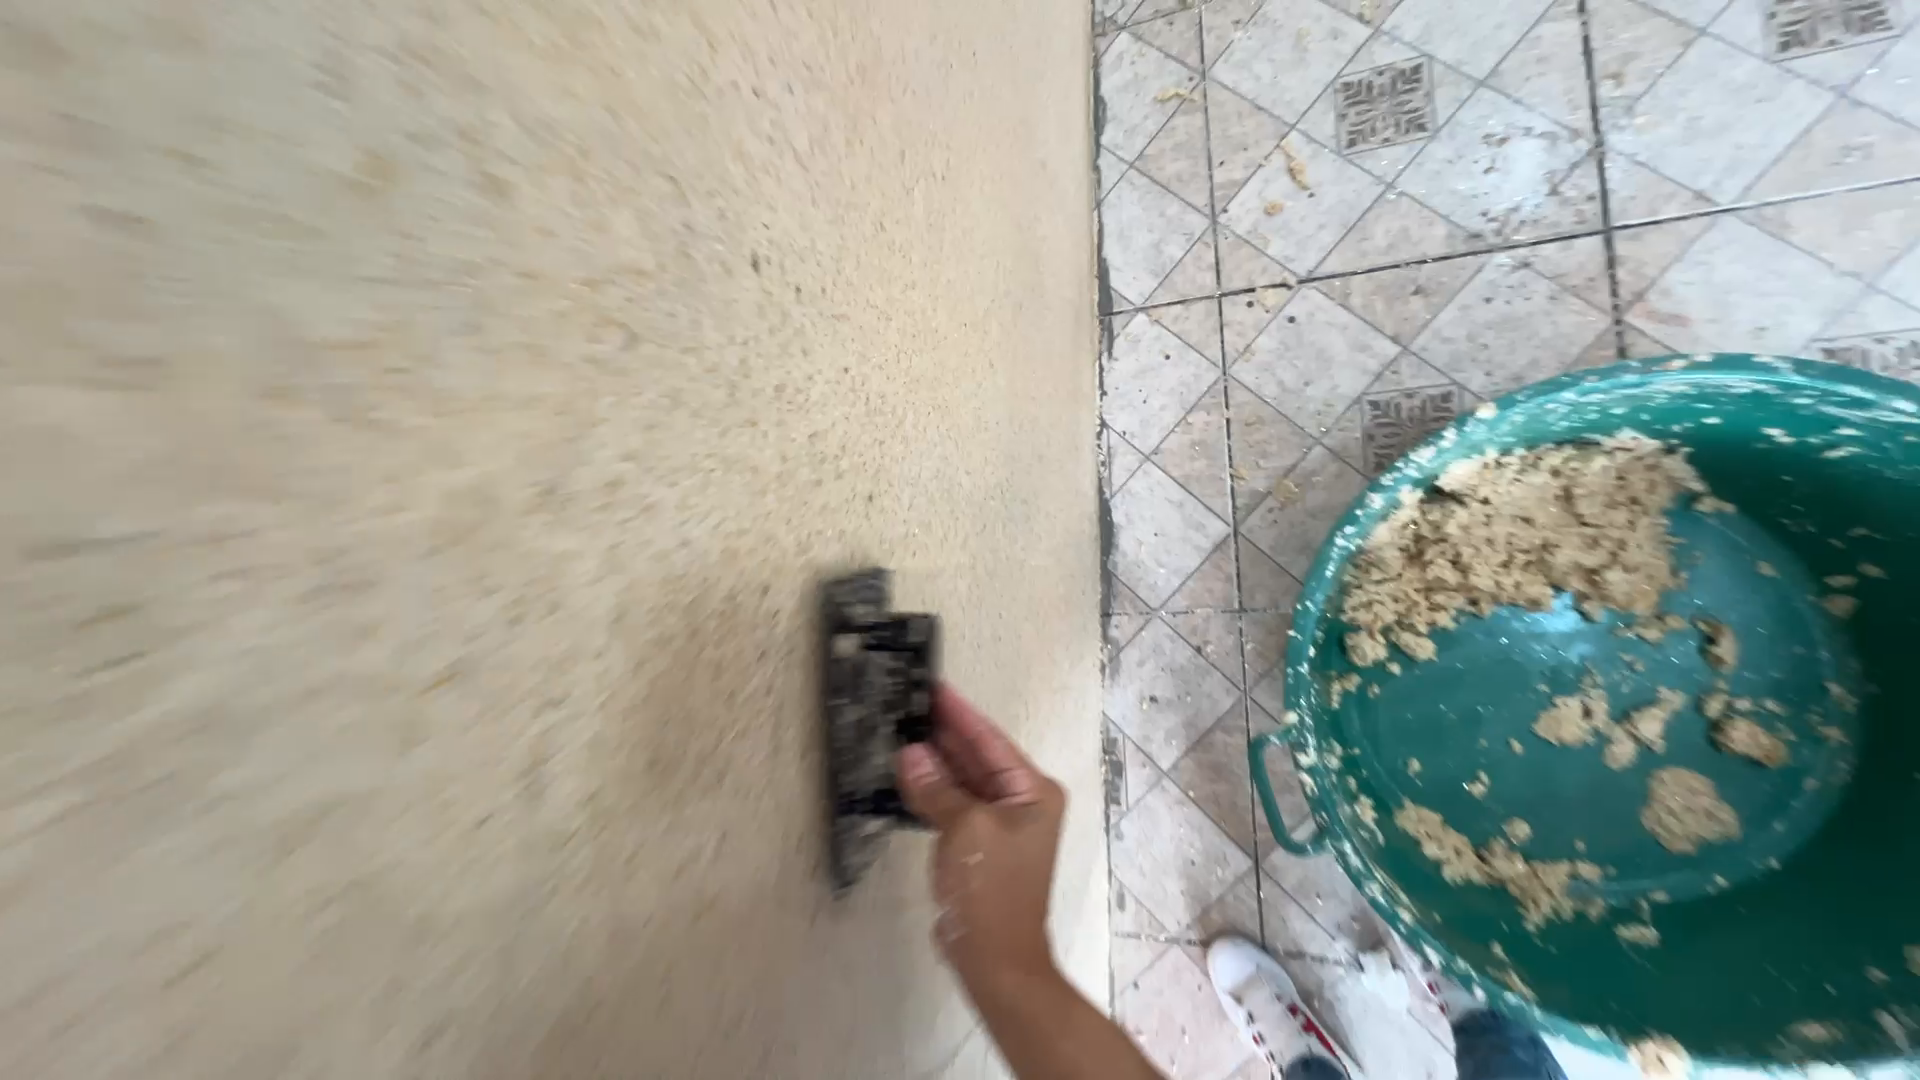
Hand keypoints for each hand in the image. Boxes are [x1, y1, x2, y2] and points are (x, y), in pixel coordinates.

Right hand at [897, 684, 1066, 991]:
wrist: (995, 960)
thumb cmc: (990, 889)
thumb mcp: (964, 829)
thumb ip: (937, 787)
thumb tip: (910, 753)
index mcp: (1032, 791)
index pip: (991, 740)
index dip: (960, 713)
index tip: (934, 686)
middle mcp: (1021, 802)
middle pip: (977, 757)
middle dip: (944, 734)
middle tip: (909, 704)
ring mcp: (1000, 825)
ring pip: (963, 781)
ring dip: (935, 761)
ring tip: (902, 730)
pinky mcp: (978, 845)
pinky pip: (955, 805)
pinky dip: (933, 790)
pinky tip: (907, 774)